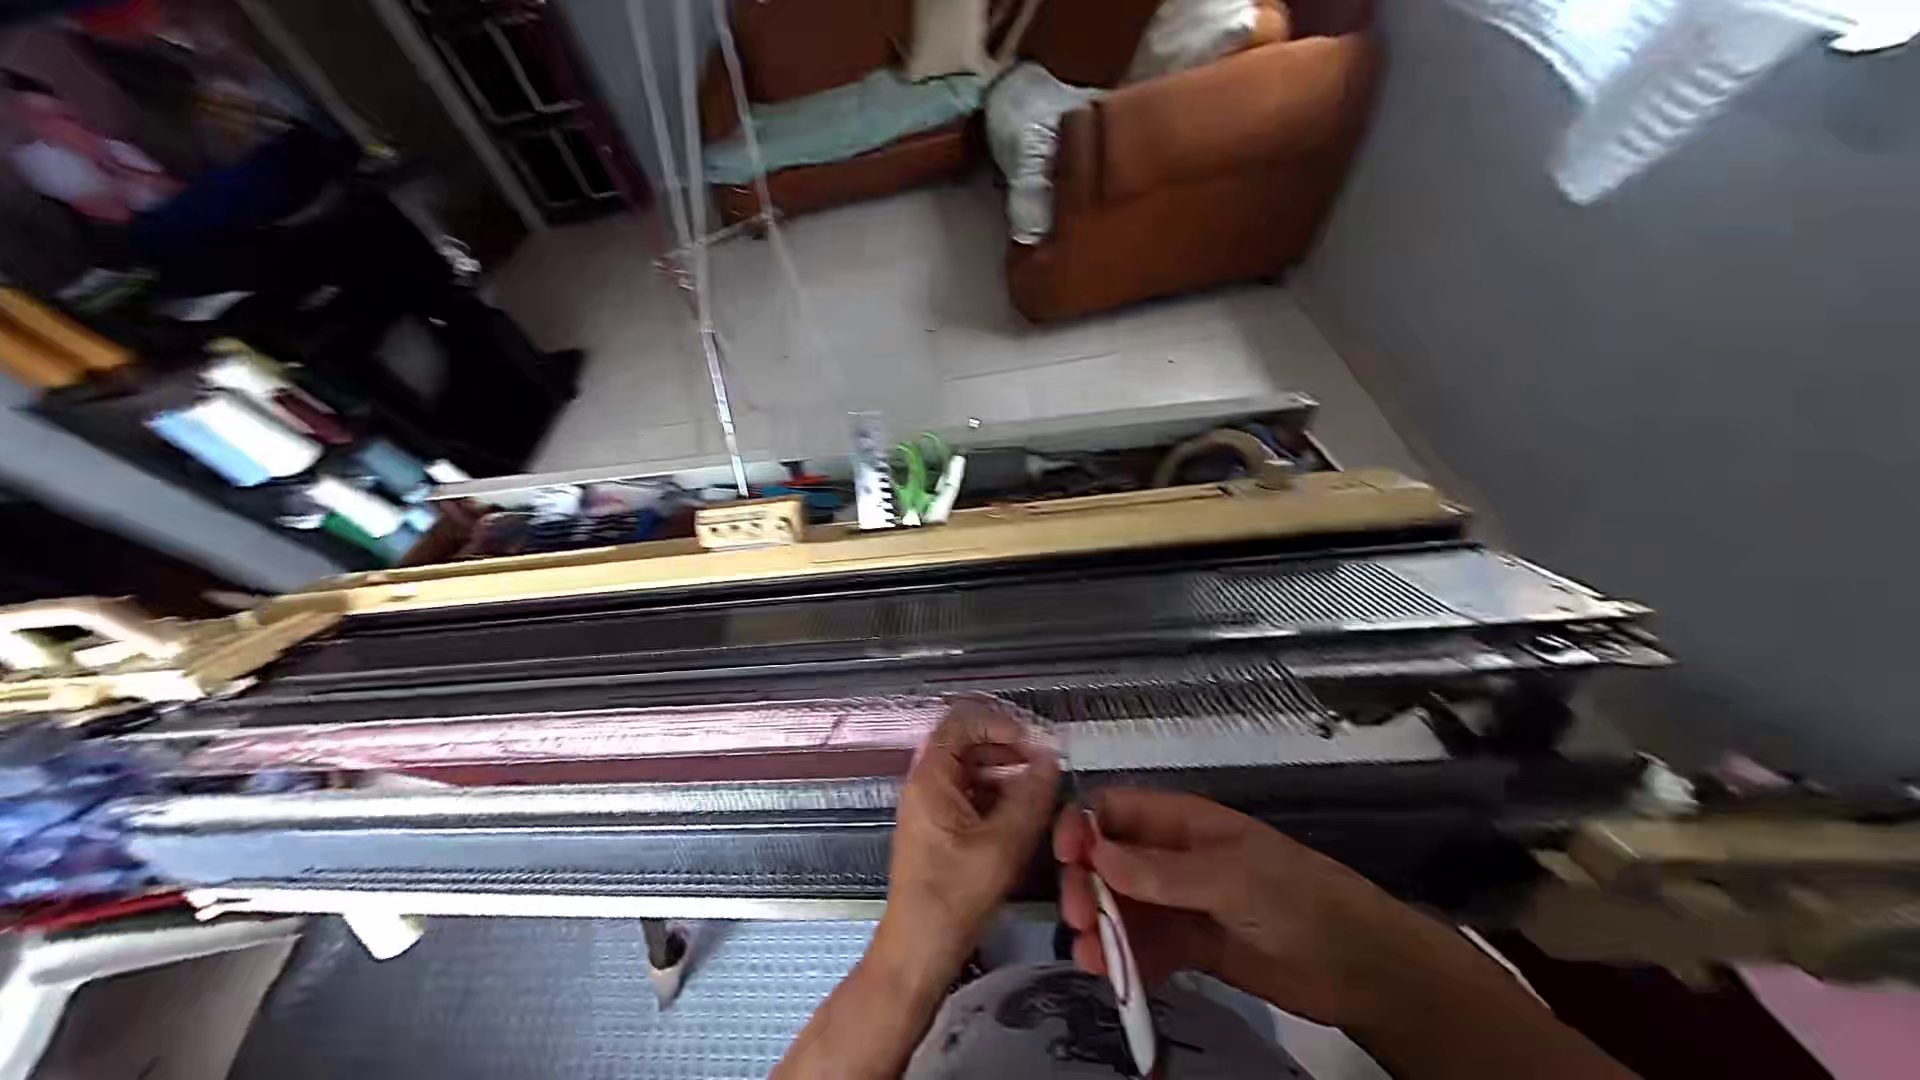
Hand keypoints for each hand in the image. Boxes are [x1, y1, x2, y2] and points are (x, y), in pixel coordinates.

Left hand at [880, 696, 1059, 972]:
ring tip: (1038, 790)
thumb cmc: (953, 897)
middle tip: (1043, 766)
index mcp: (930, 778)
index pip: (961, 724)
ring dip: (1004, 774)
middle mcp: (925, 784)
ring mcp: (930, 806)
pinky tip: (1021, 815)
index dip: (999, 724)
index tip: (1032, 742)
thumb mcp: (1002, 846)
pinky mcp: (939, 828)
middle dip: (1007, 749)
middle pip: (966, 745)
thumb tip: (1051, 761)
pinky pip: (969, 795)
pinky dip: (996, 796)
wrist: (917, 951)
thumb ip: (1030, 798)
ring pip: (970, 771)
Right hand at [1054, 788, 1522, 1030]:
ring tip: (1089, 958)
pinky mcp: (1189, 943)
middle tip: (1079, 918)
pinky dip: (1125, 958)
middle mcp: (1171, 855)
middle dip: (1088, 883)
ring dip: (1101, 927)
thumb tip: (1096, 855)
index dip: (1083, 825)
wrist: (1362, 966)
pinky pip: (1145, 945)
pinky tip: (1113, 976)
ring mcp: (1179, 901)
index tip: (1062, 857)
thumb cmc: (1295, 897)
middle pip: (1109, 859)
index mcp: (1180, 821)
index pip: (1115, 810)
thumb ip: (1162, 871)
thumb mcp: (1230, 877)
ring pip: (1122, 906)